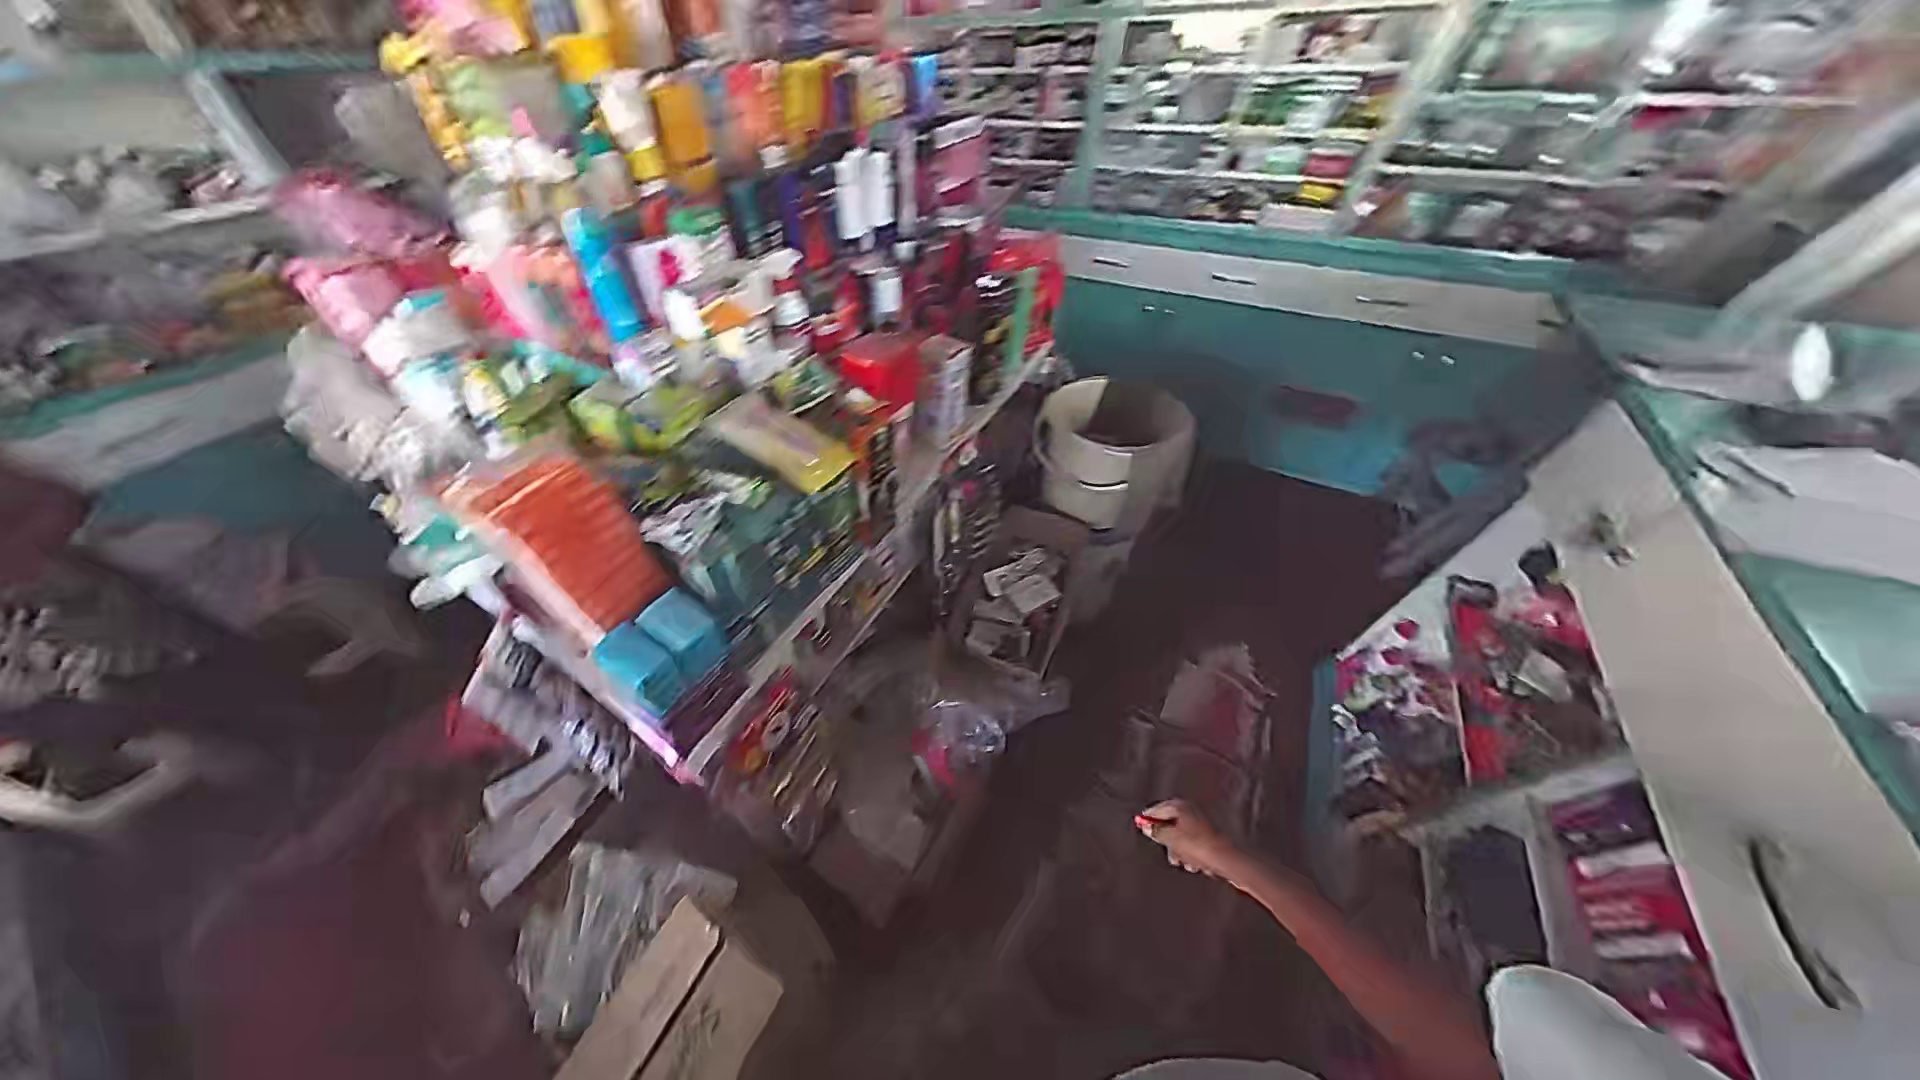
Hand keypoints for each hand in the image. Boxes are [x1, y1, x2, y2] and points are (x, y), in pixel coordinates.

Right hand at [1136, 799, 1241, 880]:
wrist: (1229, 861)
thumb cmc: (1199, 846)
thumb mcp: (1171, 839)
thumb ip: (1156, 831)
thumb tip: (1146, 827)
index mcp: (1181, 806)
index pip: (1158, 809)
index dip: (1149, 818)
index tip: (1141, 826)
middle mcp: (1191, 811)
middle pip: (1170, 824)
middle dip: (1168, 842)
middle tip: (1169, 852)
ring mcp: (1201, 824)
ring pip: (1181, 838)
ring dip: (1180, 852)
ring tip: (1185, 862)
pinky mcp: (1210, 838)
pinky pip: (1193, 845)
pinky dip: (1191, 854)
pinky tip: (1196, 864)